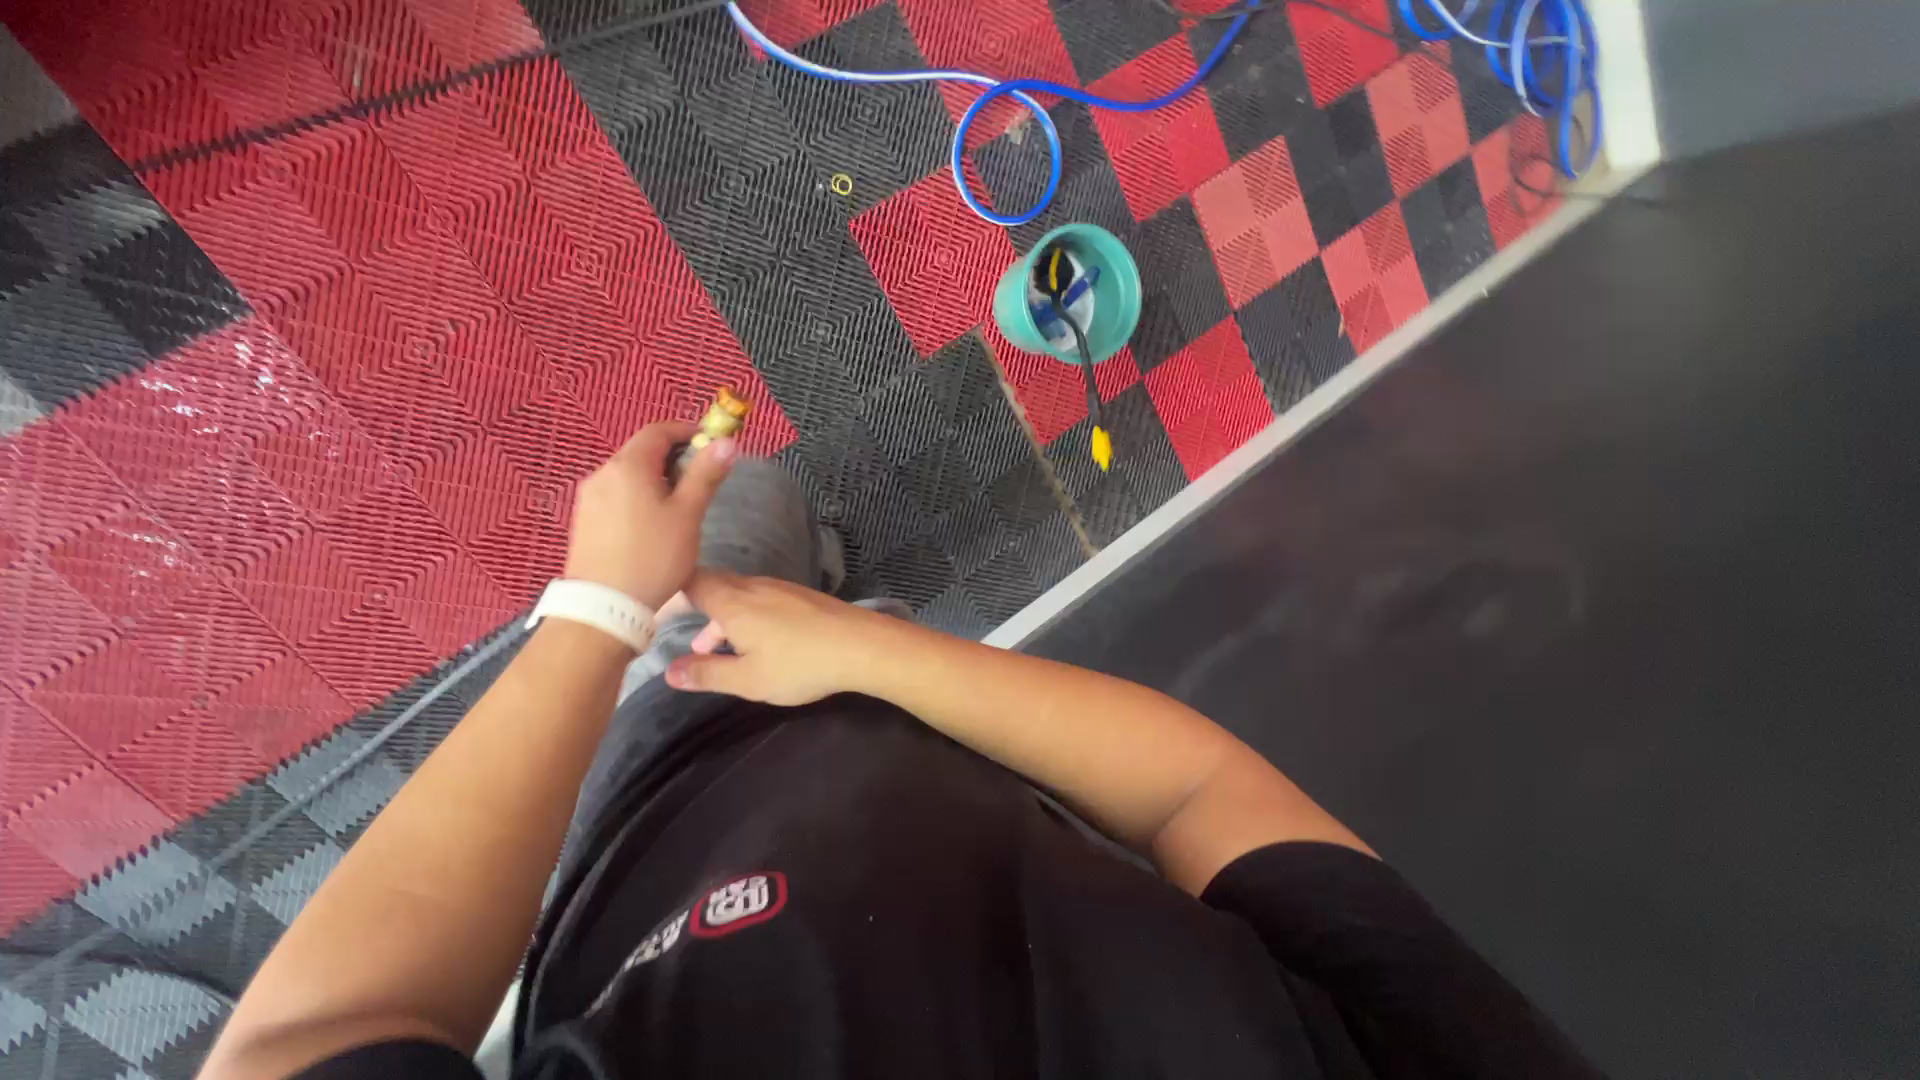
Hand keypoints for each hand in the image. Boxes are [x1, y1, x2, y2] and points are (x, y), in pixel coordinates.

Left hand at [562, 422, 734, 609]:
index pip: (659, 430)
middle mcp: (602, 473)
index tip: (712, 446)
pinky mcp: (584, 520)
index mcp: (628, 465)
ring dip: (656, 479)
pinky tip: (652, 526)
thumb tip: (727, 442)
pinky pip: (616, 495)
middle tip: (701, 481)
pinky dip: (638, 497)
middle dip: (674, 458)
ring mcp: (589, 497)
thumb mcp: (688, 515)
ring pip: (629, 475)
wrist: (604, 608)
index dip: (688, 431)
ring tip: (680, 508)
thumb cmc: (653, 557)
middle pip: (642, 451)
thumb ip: (706, 474)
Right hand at [664, 570, 902, 704]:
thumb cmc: (800, 665)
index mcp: (734, 602)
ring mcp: (781, 588)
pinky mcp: (802, 596)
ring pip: (740, 594)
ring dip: (724, 618)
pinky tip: (759, 643)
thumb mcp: (748, 679)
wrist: (862, 646)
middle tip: (686, 636)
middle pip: (716, 585)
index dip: (671, 591)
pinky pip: (762, 599)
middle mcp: (754, 587)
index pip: (692, 581)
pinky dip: (749, 616)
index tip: (657, 609)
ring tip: (720, 650)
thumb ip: (707, 674)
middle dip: (697, 608)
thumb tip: (669, 672)